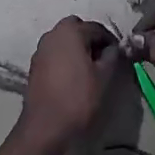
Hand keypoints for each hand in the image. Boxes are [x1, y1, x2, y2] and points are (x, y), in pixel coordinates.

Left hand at [19, 17, 119, 154]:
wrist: (46, 126)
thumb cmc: (79, 98)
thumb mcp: (105, 76)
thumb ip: (112, 56)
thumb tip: (114, 48)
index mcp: (70, 31)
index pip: (97, 28)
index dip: (111, 40)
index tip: (119, 55)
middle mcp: (52, 34)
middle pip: (76, 28)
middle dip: (90, 38)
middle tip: (103, 58)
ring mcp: (40, 50)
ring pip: (63, 40)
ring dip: (76, 47)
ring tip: (89, 68)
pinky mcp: (35, 65)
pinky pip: (54, 53)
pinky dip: (65, 57)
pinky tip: (74, 76)